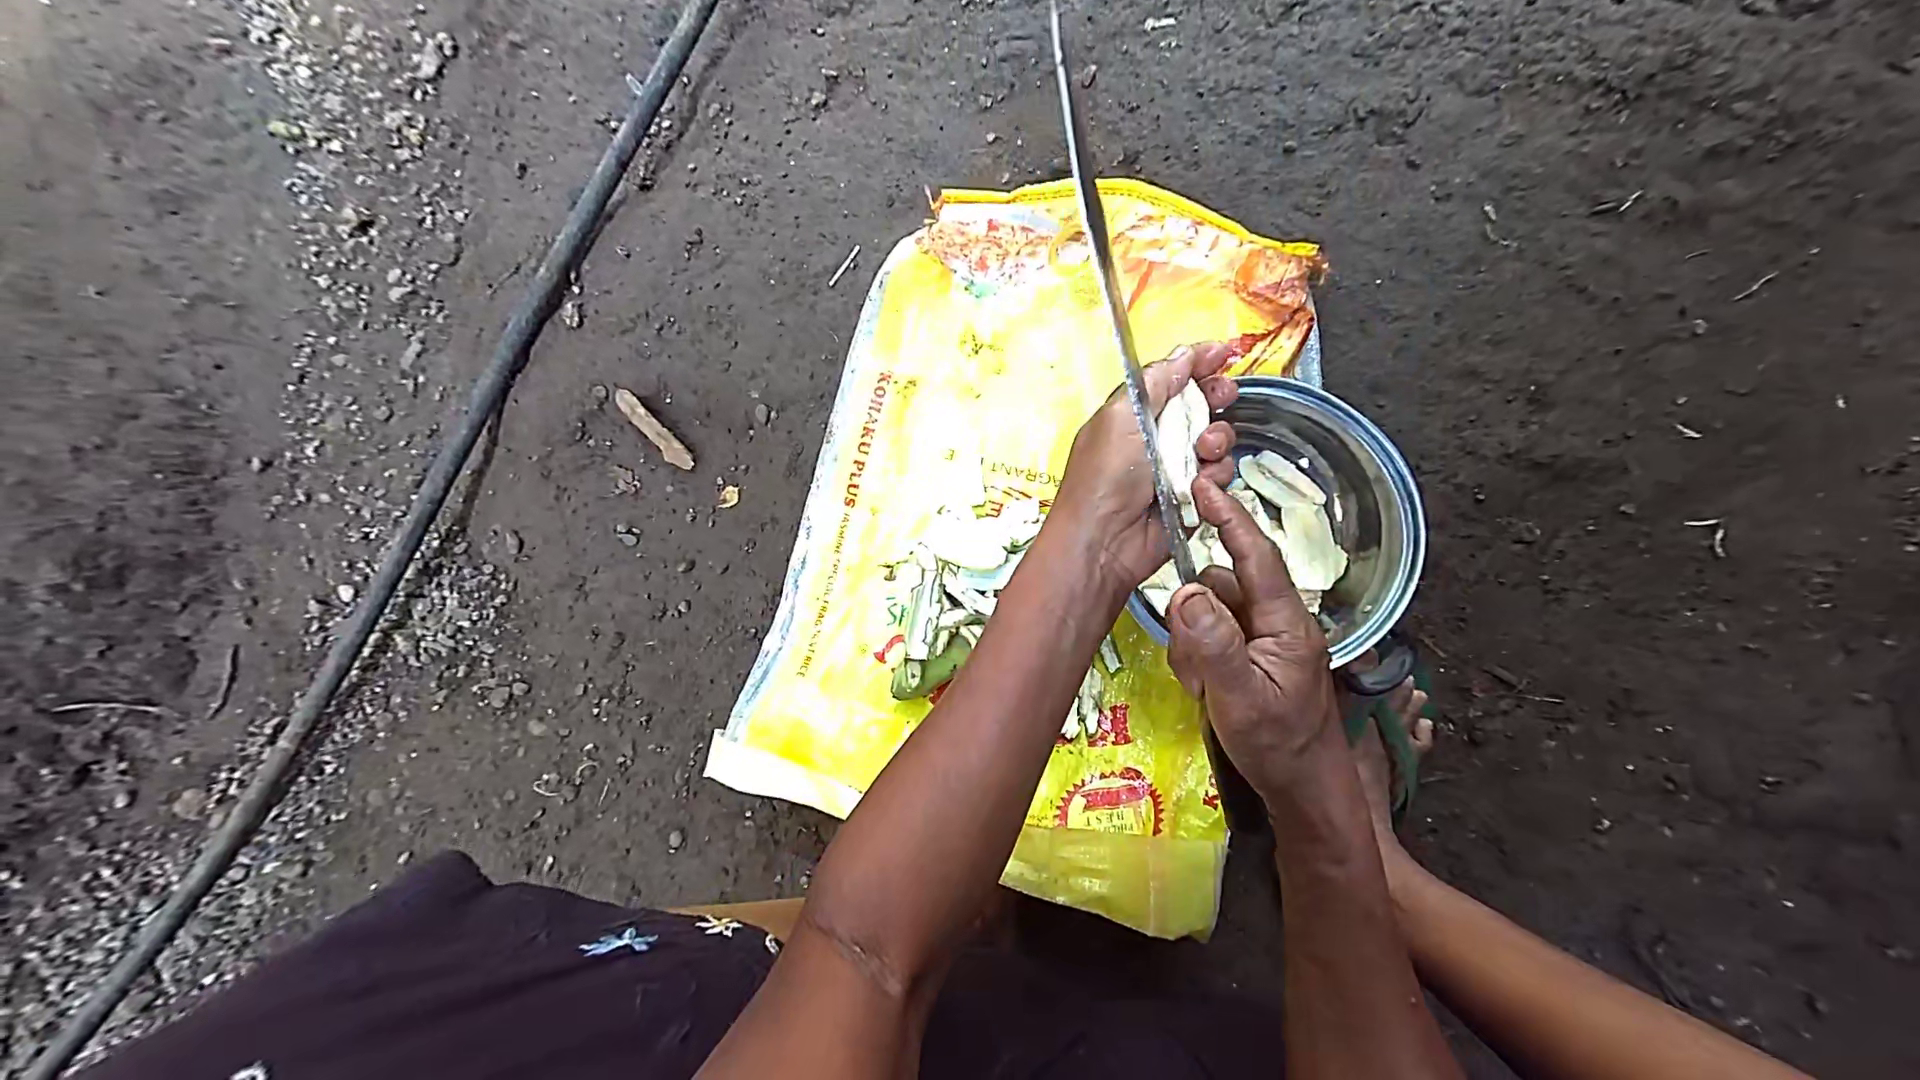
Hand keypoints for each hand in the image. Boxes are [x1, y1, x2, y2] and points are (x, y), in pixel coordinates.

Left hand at [1047, 342, 1239, 596]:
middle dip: (1215, 395)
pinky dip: (1214, 475)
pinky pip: (1220, 475)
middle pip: (1201, 404)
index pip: (1171, 379)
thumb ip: (1155, 383)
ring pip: (1217, 439)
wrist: (1103, 541)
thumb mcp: (1122, 418)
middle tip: (1222, 395)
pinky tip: (1197, 483)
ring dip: (1216, 438)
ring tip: (1201, 450)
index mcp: (1133, 413)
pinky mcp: (1192, 497)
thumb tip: (1184, 354)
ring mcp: (1175, 467)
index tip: (1223, 353)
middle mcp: (1156, 437)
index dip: (1198, 363)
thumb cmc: (1103, 478)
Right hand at [1165, 475, 1342, 799]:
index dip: (1230, 518)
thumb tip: (1186, 591)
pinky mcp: (1243, 655)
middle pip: (1217, 587)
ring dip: (1192, 643)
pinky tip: (1206, 688)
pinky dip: (1194, 657)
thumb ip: (1212, 644)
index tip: (1204, 486)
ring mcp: (1257, 639)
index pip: (1256, 557)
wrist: (1299, 790)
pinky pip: (1204, 636)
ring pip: (1205, 612)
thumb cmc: (1279, 744)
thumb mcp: (1240, 697)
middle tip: (1197, 668)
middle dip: (1195, 619)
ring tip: (1205, 685)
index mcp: (1286, 622)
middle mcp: (1273, 621)